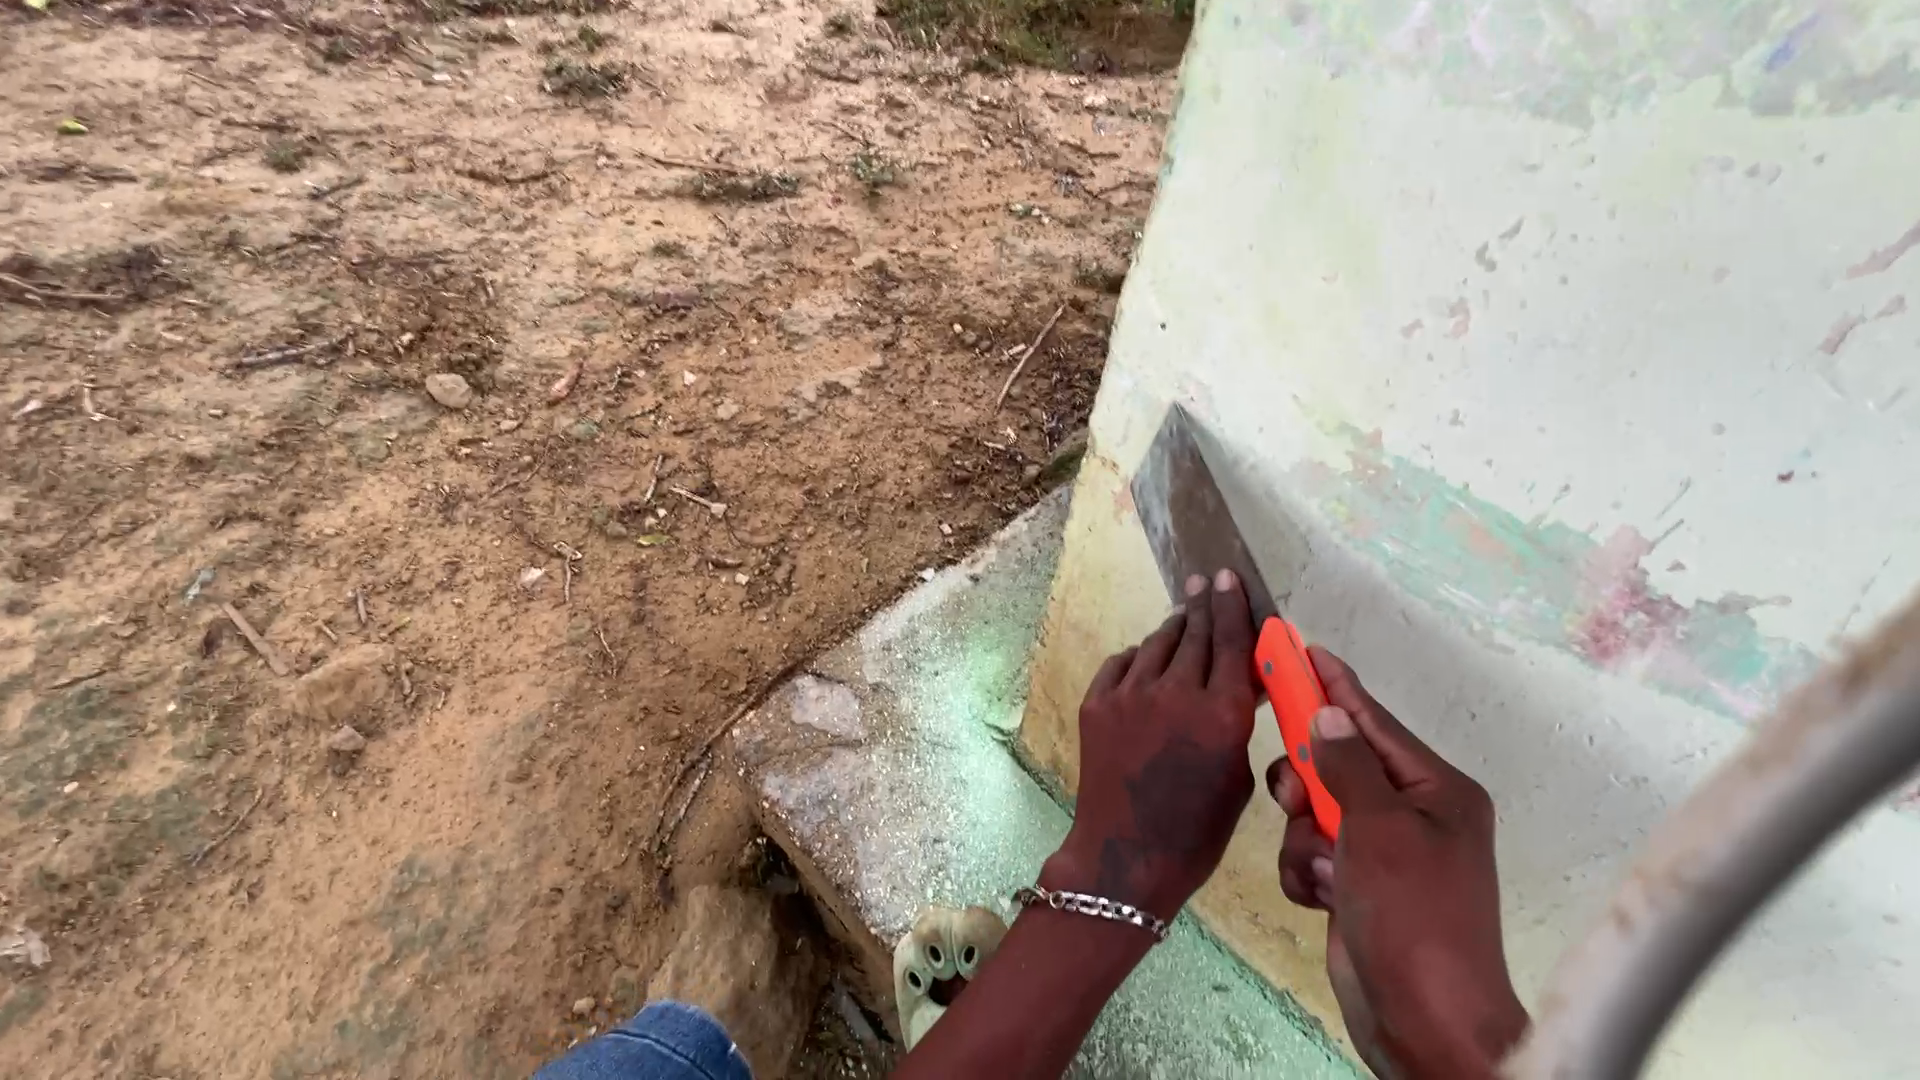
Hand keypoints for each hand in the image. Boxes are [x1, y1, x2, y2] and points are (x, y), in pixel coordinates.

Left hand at [1044, 569, 1260, 918]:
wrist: (1124, 856)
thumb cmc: (1196, 831)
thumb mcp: (1236, 774)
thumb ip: (1237, 719)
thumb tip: (1240, 678)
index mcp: (1222, 712)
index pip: (1232, 641)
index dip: (1233, 606)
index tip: (1230, 579)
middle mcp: (1176, 691)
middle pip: (1194, 633)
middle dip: (1204, 603)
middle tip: (1207, 580)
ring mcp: (1130, 694)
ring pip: (1157, 644)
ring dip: (1174, 627)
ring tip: (1183, 614)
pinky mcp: (1096, 702)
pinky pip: (1122, 663)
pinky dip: (1140, 657)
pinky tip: (1147, 656)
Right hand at [1270, 648, 1527, 1079]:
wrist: (1422, 1024)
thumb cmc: (1413, 915)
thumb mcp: (1377, 829)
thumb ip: (1345, 764)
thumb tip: (1327, 712)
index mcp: (1434, 790)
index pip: (1370, 721)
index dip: (1331, 684)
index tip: (1298, 647)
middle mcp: (1409, 813)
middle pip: (1332, 765)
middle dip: (1307, 784)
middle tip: (1294, 797)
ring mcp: (1380, 850)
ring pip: (1311, 810)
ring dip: (1304, 838)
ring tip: (1320, 868)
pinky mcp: (1353, 883)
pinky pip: (1307, 851)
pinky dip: (1305, 871)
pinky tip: (1321, 896)